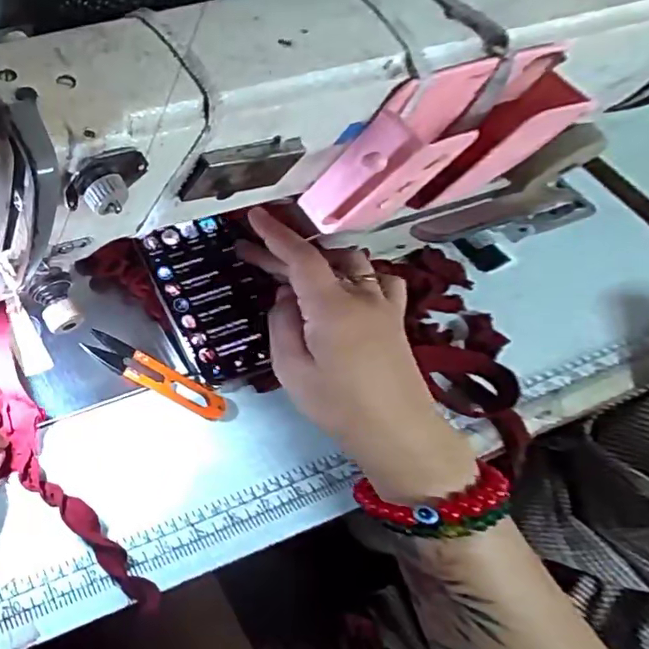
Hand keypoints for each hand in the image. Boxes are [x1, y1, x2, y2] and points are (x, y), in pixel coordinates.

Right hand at [239, 208, 477, 502]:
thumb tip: (285, 298)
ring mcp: (383, 304)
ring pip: (350, 262)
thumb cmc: (338, 406)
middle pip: (320, 257)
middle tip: (251, 255)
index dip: (275, 234)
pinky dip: (356, 274)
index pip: (300, 256)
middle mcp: (360, 294)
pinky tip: (346, 287)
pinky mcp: (395, 316)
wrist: (397, 431)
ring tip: (294, 274)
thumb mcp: (291, 369)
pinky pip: (376, 279)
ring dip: (320, 260)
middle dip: (284, 252)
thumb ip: (282, 324)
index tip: (256, 216)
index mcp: (331, 305)